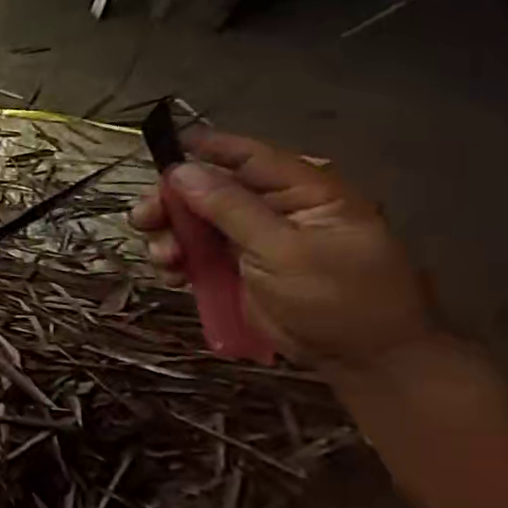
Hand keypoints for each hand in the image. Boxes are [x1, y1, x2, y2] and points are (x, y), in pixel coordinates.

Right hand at [130, 126, 433, 369]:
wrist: (364, 362)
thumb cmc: (339, 298)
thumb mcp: (284, 250)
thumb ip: (230, 208)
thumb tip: (182, 170)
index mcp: (305, 194)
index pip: (252, 157)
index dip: (209, 148)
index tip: (166, 145)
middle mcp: (275, 210)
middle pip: (208, 189)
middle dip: (171, 202)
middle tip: (143, 217)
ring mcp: (253, 240)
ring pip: (193, 222)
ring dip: (169, 234)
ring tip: (163, 256)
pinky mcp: (235, 269)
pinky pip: (193, 253)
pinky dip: (176, 261)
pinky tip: (172, 275)